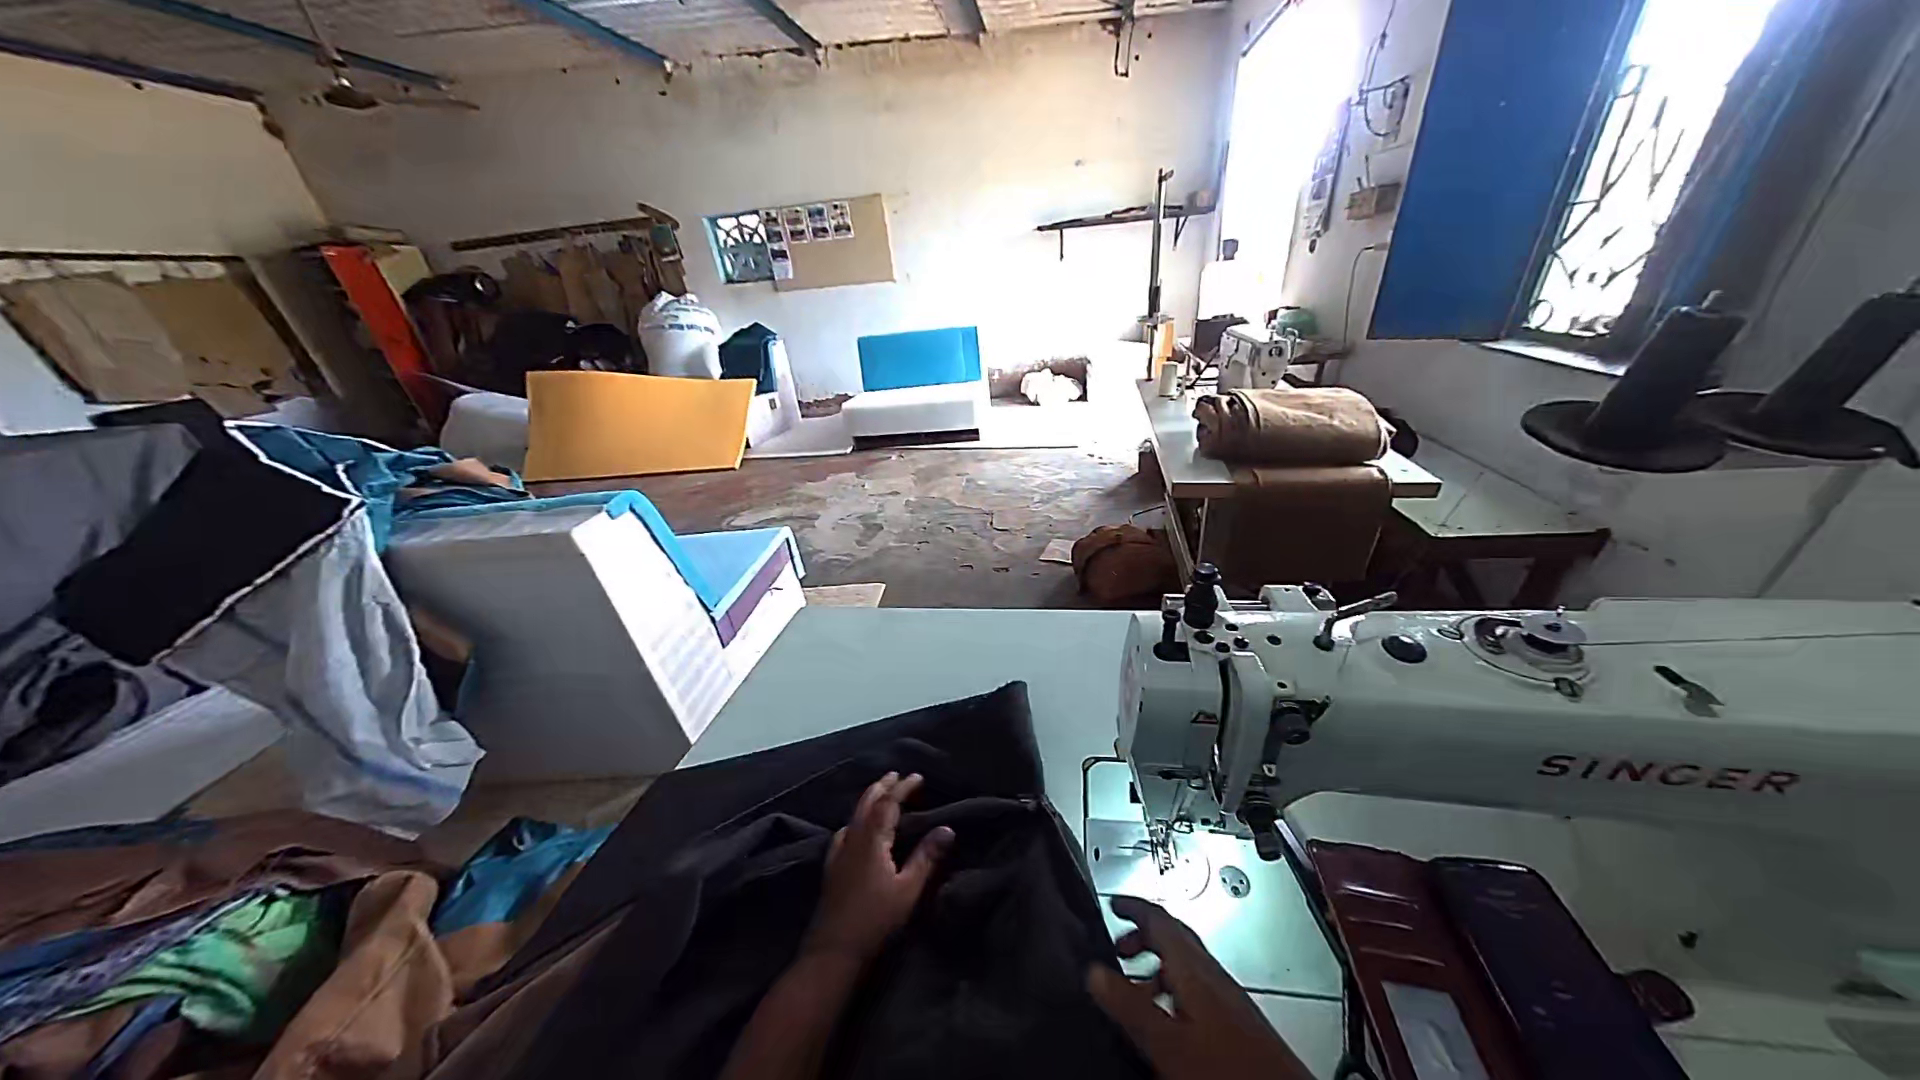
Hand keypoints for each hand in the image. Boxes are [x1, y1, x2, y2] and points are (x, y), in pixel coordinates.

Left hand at [802, 772, 954, 964]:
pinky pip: (844, 831)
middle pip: (868, 803)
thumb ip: (927, 857)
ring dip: (869, 800)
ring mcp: (839, 852)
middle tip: (896, 775)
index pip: (889, 803)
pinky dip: (855, 820)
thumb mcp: (908, 890)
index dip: (903, 787)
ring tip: (880, 792)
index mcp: (873, 839)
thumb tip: (947, 829)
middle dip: (883, 786)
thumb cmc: (876, 920)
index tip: (917, 776)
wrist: (833, 950)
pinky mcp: (832, 866)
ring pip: (854, 815)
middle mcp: (853, 838)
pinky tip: (854, 827)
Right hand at [1087, 896, 1312, 1079]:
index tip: (1115, 903)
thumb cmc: (1231, 1072)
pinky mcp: (1236, 1019)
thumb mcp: (1166, 1040)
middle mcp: (1213, 974)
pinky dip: (1173, 987)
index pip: (1160, 918)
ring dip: (1157, 964)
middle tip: (1119, 945)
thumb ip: (1128, 1003)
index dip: (1133, 907)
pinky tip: (1168, 1018)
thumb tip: (1094, 972)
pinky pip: (1197, 986)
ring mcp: (1228, 996)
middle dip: (1142, 935)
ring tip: (1136, 986)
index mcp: (1194, 968)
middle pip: (1174, 937)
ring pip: (1185, 963)